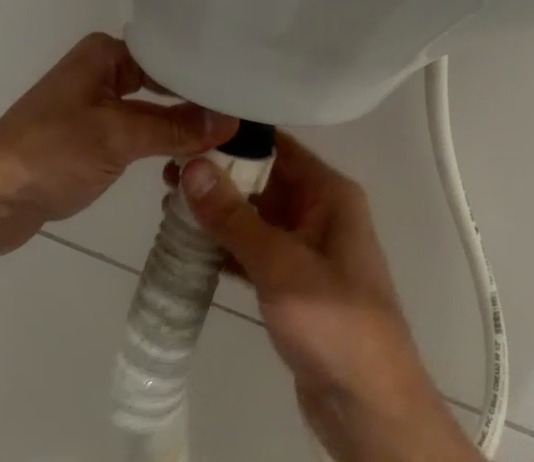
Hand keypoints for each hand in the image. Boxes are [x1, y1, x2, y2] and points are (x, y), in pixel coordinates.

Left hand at [0, 33, 237, 262]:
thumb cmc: (51, 154)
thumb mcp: (119, 137)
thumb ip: (175, 128)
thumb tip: (230, 121)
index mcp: (104, 56)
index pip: (169, 55)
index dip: (205, 74)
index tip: (244, 90)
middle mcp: (100, 73)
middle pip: (162, 82)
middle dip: (197, 103)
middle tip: (245, 117)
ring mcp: (93, 107)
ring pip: (151, 112)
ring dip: (180, 128)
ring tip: (228, 142)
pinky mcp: (89, 140)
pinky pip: (135, 135)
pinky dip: (159, 146)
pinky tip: (187, 163)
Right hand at [175, 136, 477, 461]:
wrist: (367, 402)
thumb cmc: (332, 320)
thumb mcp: (279, 263)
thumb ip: (233, 216)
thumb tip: (191, 166)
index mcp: (330, 195)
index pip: (279, 147)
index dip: (236, 137)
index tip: (189, 131)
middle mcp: (321, 213)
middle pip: (263, 181)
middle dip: (218, 178)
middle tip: (166, 174)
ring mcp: (307, 251)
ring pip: (255, 218)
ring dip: (217, 214)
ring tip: (168, 206)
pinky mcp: (293, 284)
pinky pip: (254, 253)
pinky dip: (226, 248)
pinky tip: (189, 247)